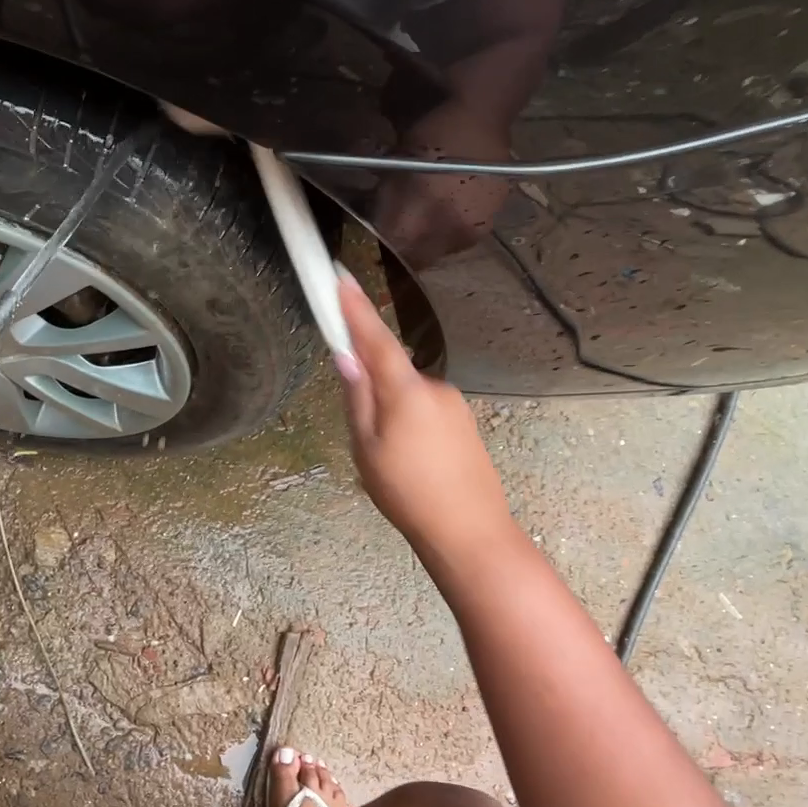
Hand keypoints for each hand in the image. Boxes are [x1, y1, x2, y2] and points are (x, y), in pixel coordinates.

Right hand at [333, 272, 516, 556]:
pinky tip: (407, 465)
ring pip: (405, 396)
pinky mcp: (463, 422)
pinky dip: (407, 427)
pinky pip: (423, 412)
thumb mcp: (365, 448)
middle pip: (390, 371)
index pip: (375, 339)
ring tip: (385, 463)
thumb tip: (348, 359)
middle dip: (368, 388)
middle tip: (359, 436)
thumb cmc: (405, 492)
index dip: (355, 308)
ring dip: (388, 415)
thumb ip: (356, 399)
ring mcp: (453, 404)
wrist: (467, 530)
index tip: (340, 277)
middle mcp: (434, 387)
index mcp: (405, 391)